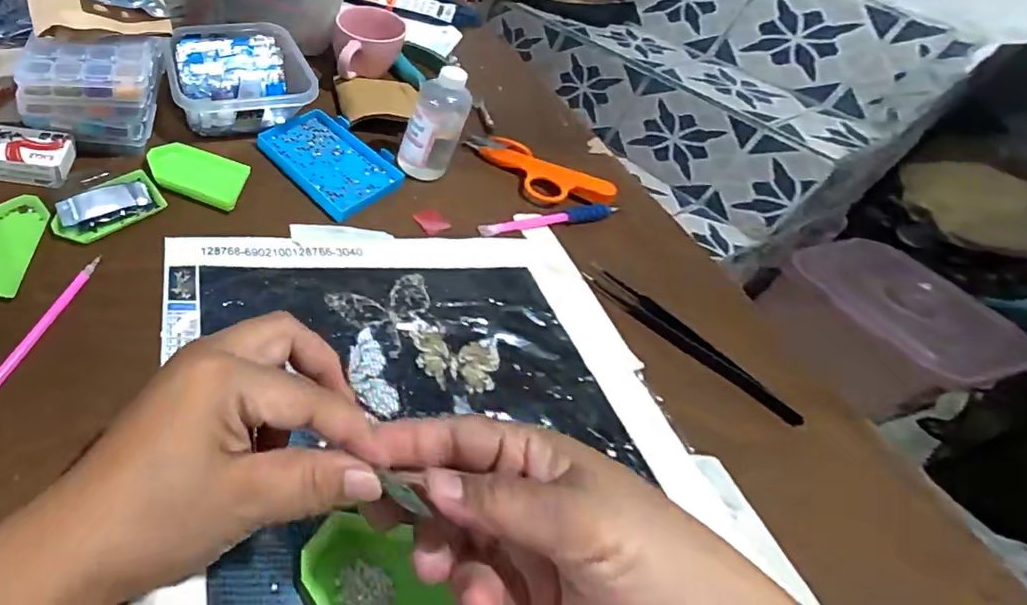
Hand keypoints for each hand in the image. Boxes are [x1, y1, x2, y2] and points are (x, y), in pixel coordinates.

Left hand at [0, 313, 388, 604]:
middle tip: (348, 425)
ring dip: (292, 388)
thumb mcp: (243, 501)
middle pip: (282, 336)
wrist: (79, 537)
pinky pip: (238, 379)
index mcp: (223, 370)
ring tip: (307, 449)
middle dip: (322, 372)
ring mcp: (191, 371)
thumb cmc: (161, 515)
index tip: (387, 463)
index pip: (306, 393)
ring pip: (260, 355)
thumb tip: (373, 474)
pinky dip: (264, 404)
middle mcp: (208, 354)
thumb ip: (311, 480)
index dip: (351, 427)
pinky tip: (266, 453)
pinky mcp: (182, 393)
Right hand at [369, 416, 791, 604]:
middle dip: (419, 501)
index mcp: (537, 458)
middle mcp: (524, 497)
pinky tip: (481, 603)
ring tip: (438, 572)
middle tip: (384, 519)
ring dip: (442, 551)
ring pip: (458, 538)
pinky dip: (471, 592)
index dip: (413, 439)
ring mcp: (527, 552)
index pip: (460, 437)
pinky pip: (481, 585)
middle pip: (449, 487)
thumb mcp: (583, 523)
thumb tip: (428, 479)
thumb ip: (501, 500)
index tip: (363, 448)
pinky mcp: (531, 601)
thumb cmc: (663, 567)